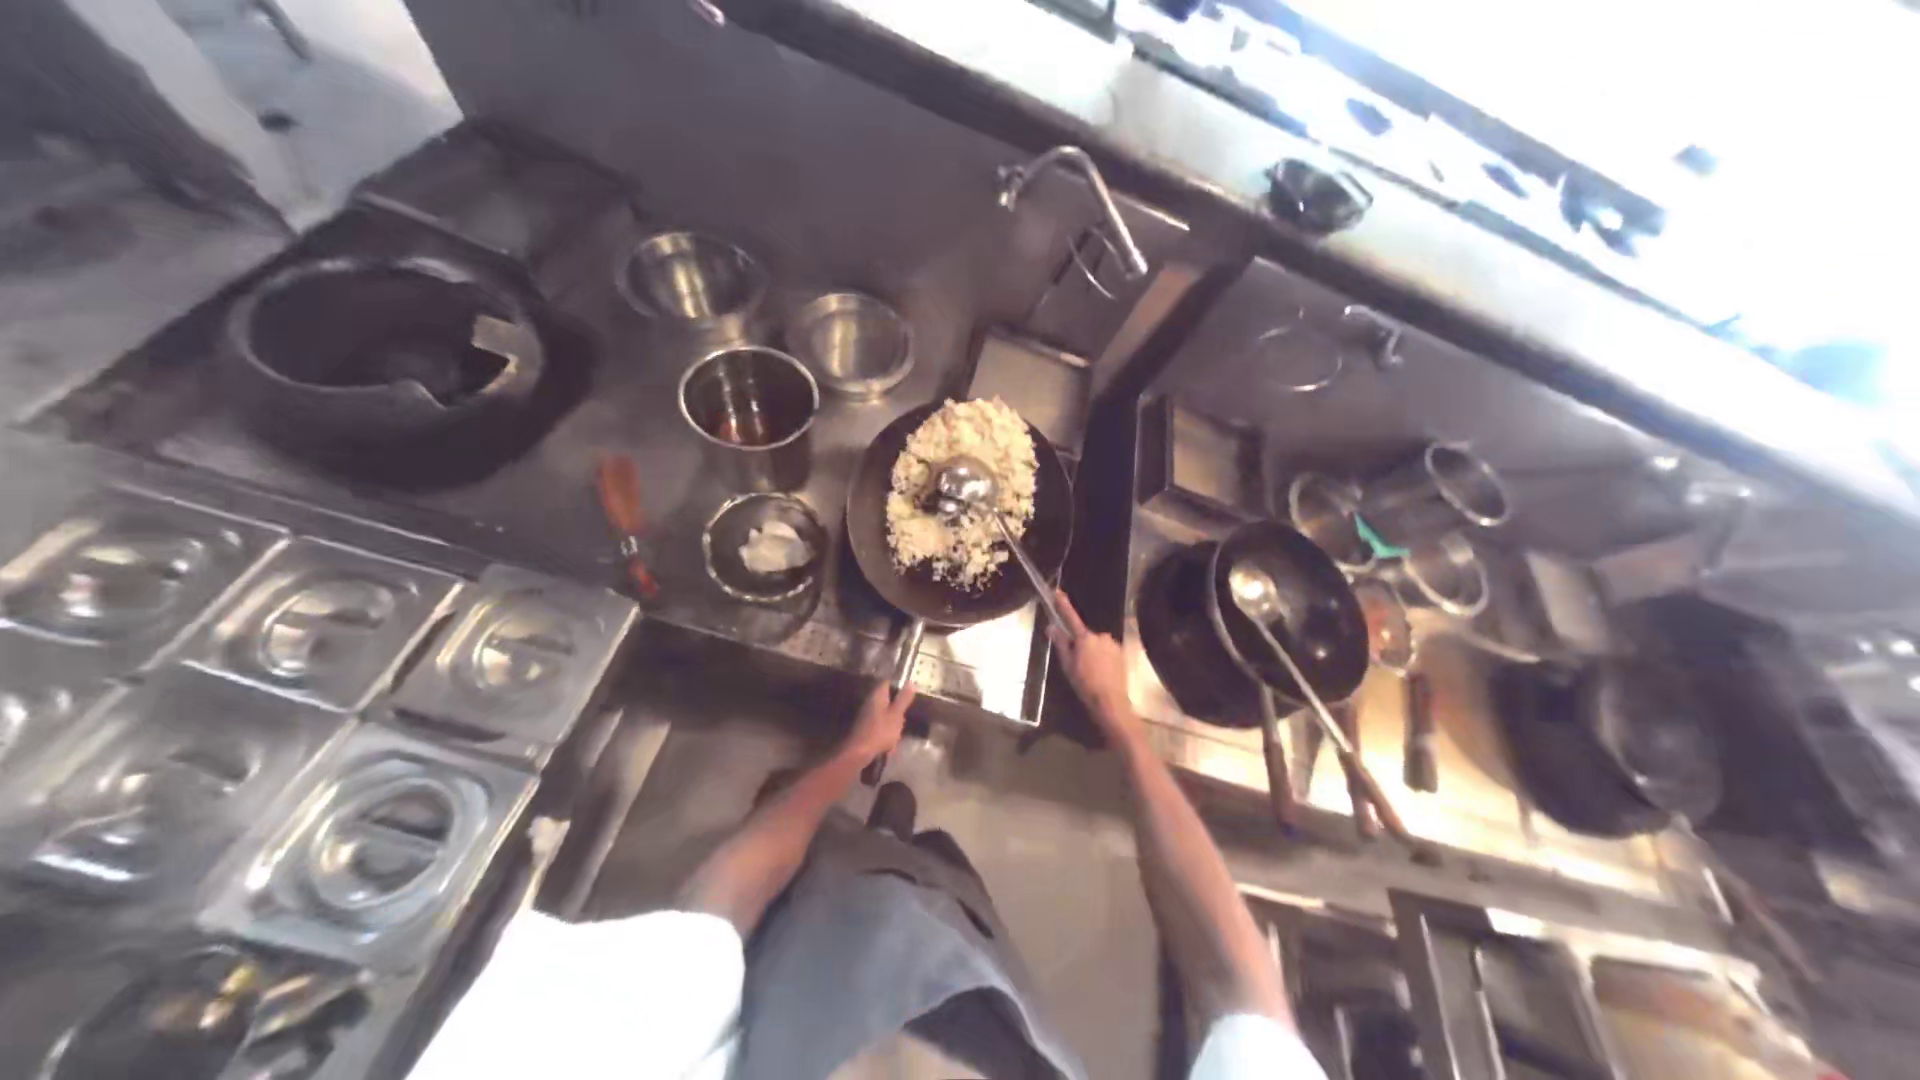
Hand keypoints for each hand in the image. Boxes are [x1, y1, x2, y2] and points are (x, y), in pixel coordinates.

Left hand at [844, 680, 915, 761]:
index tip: (910, 690)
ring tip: (900, 729)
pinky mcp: (866, 727)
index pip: (887, 682)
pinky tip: (891, 740)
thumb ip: (903, 699)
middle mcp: (870, 702)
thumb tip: (910, 681)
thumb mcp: (896, 714)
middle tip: (906, 714)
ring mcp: (867, 715)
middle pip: (887, 698)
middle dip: (898, 706)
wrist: (860, 752)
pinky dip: (887, 731)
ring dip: (894, 721)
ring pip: (885, 713)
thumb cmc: (881, 731)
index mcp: (877, 696)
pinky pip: (881, 725)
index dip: (899, 684)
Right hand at [1047, 590, 1141, 745]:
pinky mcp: (1121, 653)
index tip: (1057, 591)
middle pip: (1085, 637)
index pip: (1071, 618)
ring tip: (1091, 673)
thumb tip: (1052, 627)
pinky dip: (1103, 659)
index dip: (1063, 605)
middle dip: (1081, 646)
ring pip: (1097, 645)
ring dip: (1093, 654)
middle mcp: (1100, 636)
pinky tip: (1101, 674)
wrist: (1110, 702)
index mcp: (1085, 638)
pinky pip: (1107, 652)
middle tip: (1077, 665)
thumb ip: (1061, 644)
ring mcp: (1113, 644)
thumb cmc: (1085, 684)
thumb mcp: (1067, 666)